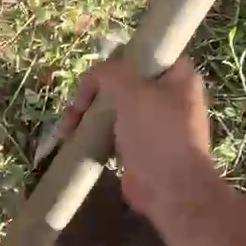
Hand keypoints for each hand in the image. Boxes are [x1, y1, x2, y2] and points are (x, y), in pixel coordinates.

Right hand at [63, 56, 214, 221]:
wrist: (170, 189)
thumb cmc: (158, 134)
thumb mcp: (133, 91)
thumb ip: (112, 72)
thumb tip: (97, 72)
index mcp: (178, 78)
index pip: (146, 56)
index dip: (119, 60)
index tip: (97, 73)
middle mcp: (167, 97)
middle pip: (121, 83)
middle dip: (92, 93)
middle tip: (76, 106)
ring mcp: (151, 123)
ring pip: (111, 107)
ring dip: (85, 114)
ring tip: (67, 128)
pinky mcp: (137, 146)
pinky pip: (109, 131)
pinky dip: (90, 133)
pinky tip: (71, 138)